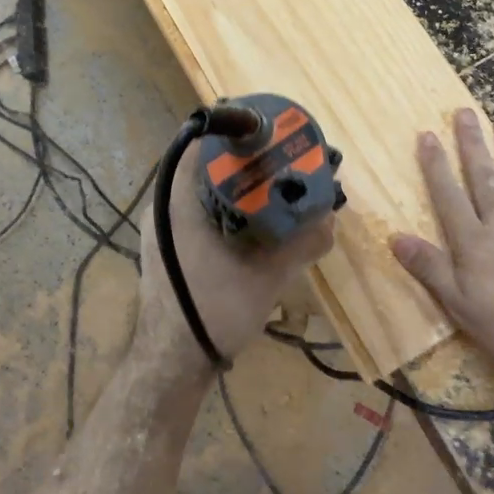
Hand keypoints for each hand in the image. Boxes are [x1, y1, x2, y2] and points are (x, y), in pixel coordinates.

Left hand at [136, 137, 335, 372]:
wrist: (171, 362)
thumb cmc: (213, 308)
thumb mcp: (268, 274)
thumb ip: (302, 241)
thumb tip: (330, 216)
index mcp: (178, 195)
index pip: (206, 139)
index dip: (243, 131)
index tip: (277, 134)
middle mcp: (164, 202)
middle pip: (208, 163)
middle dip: (249, 161)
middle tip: (286, 164)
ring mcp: (163, 226)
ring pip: (205, 189)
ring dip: (240, 188)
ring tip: (279, 192)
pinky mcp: (170, 247)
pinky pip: (201, 212)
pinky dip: (229, 210)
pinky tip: (257, 226)